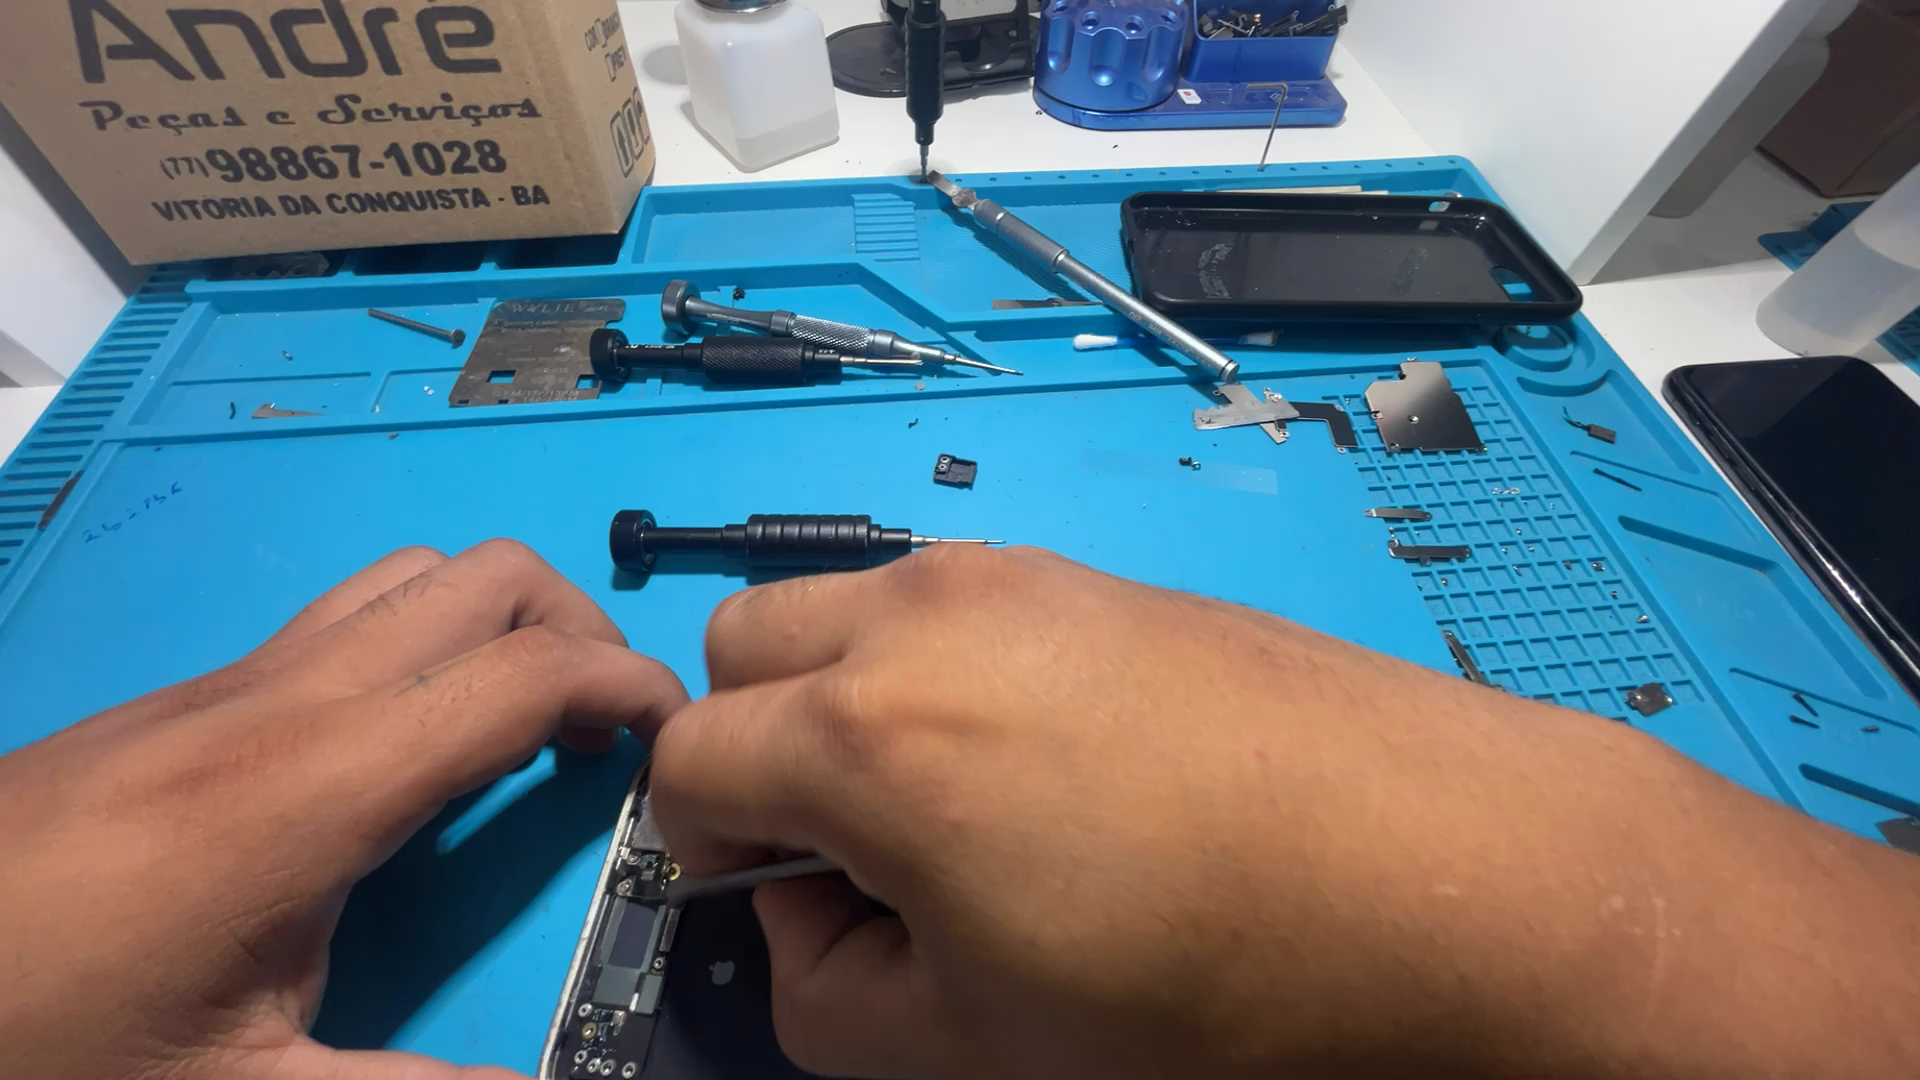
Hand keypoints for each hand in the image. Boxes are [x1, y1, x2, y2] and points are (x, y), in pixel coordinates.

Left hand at [0, 540, 688, 1079]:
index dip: (635, 682)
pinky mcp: (199, 690)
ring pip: (429, 573)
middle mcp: (290, 696)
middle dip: (585, 630)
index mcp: (317, 784)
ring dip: (511, 620)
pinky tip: (421, 726)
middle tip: (600, 720)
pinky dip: (441, 635)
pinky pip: (365, 610)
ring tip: (527, 707)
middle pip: (495, 579)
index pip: (534, 670)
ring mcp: (237, 678)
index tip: (675, 730)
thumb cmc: (22, 1052)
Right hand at [652, 545, 1919, 1078]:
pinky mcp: (1066, 565)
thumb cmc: (1193, 980)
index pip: (687, 755)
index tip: (783, 887)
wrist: (1422, 852)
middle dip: (754, 734)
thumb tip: (800, 899)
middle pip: (742, 641)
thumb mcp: (969, 1041)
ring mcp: (997, 570)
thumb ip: (825, 984)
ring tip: (945, 777)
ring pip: (838, 605)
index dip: (704, 837)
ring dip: (838, 687)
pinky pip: (935, 597)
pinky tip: (1028, 734)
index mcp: (867, 730)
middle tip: (846, 821)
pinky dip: (924, 658)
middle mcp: (915, 614)